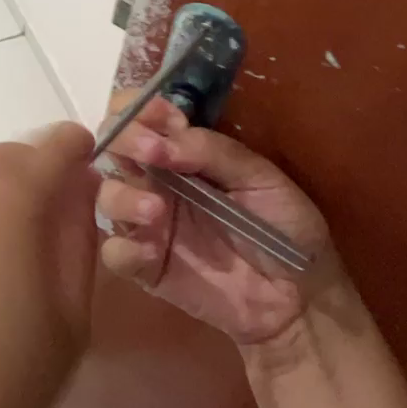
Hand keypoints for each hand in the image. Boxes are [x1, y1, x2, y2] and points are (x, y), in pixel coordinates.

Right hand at [95, 91, 331, 345]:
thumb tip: (165, 138)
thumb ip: (213, 151)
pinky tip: (153, 252)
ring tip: (155, 210)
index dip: (141, 109)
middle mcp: (154, 180)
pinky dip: (124, 248)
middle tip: (151, 153)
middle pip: (112, 147)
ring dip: (121, 195)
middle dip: (124, 140)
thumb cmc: (286, 226)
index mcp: (180, 152)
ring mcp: (146, 223)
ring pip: (105, 196)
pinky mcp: (145, 267)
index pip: (141, 116)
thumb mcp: (261, 178)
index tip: (166, 118)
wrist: (302, 298)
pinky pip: (113, 253)